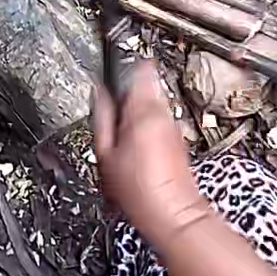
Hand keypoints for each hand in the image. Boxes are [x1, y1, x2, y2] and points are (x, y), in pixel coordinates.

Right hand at [93, 64, 210, 241]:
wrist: (171, 213)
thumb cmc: (139, 188)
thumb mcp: (104, 150)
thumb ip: (101, 116)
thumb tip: (98, 94)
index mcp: (142, 109)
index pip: (138, 66)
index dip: (123, 61)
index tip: (112, 62)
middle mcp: (162, 112)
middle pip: (144, 83)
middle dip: (126, 90)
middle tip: (110, 106)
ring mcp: (173, 125)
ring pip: (151, 100)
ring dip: (135, 106)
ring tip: (120, 128)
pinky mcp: (178, 137)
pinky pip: (157, 119)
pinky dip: (144, 123)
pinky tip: (133, 143)